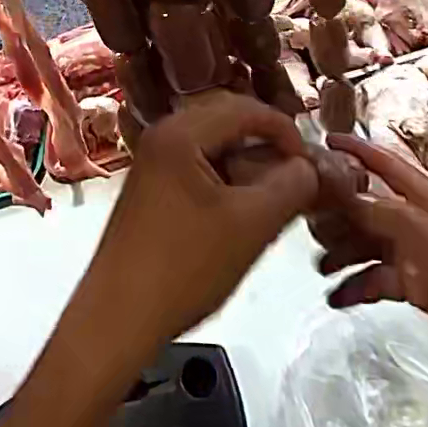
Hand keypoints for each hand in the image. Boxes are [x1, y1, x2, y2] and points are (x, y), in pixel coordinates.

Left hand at [79, 93, 316, 354]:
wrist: (117, 318)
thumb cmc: (183, 270)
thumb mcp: (252, 226)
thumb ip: (291, 186)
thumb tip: (308, 167)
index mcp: (180, 133)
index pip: (245, 108)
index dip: (285, 130)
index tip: (310, 161)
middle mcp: (161, 136)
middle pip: (228, 121)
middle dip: (266, 145)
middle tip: (296, 177)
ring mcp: (152, 161)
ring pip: (214, 145)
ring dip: (247, 164)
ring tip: (274, 198)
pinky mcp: (151, 186)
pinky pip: (198, 164)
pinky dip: (226, 179)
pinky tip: (242, 211)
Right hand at [322, 134, 427, 416]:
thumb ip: (396, 219)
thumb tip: (348, 194)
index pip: (389, 164)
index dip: (357, 149)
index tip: (322, 140)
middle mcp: (421, 222)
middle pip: (369, 204)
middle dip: (337, 209)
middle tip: (307, 222)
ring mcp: (418, 255)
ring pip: (368, 240)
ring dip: (342, 249)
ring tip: (320, 266)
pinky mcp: (417, 287)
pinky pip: (377, 277)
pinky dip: (356, 284)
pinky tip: (337, 298)